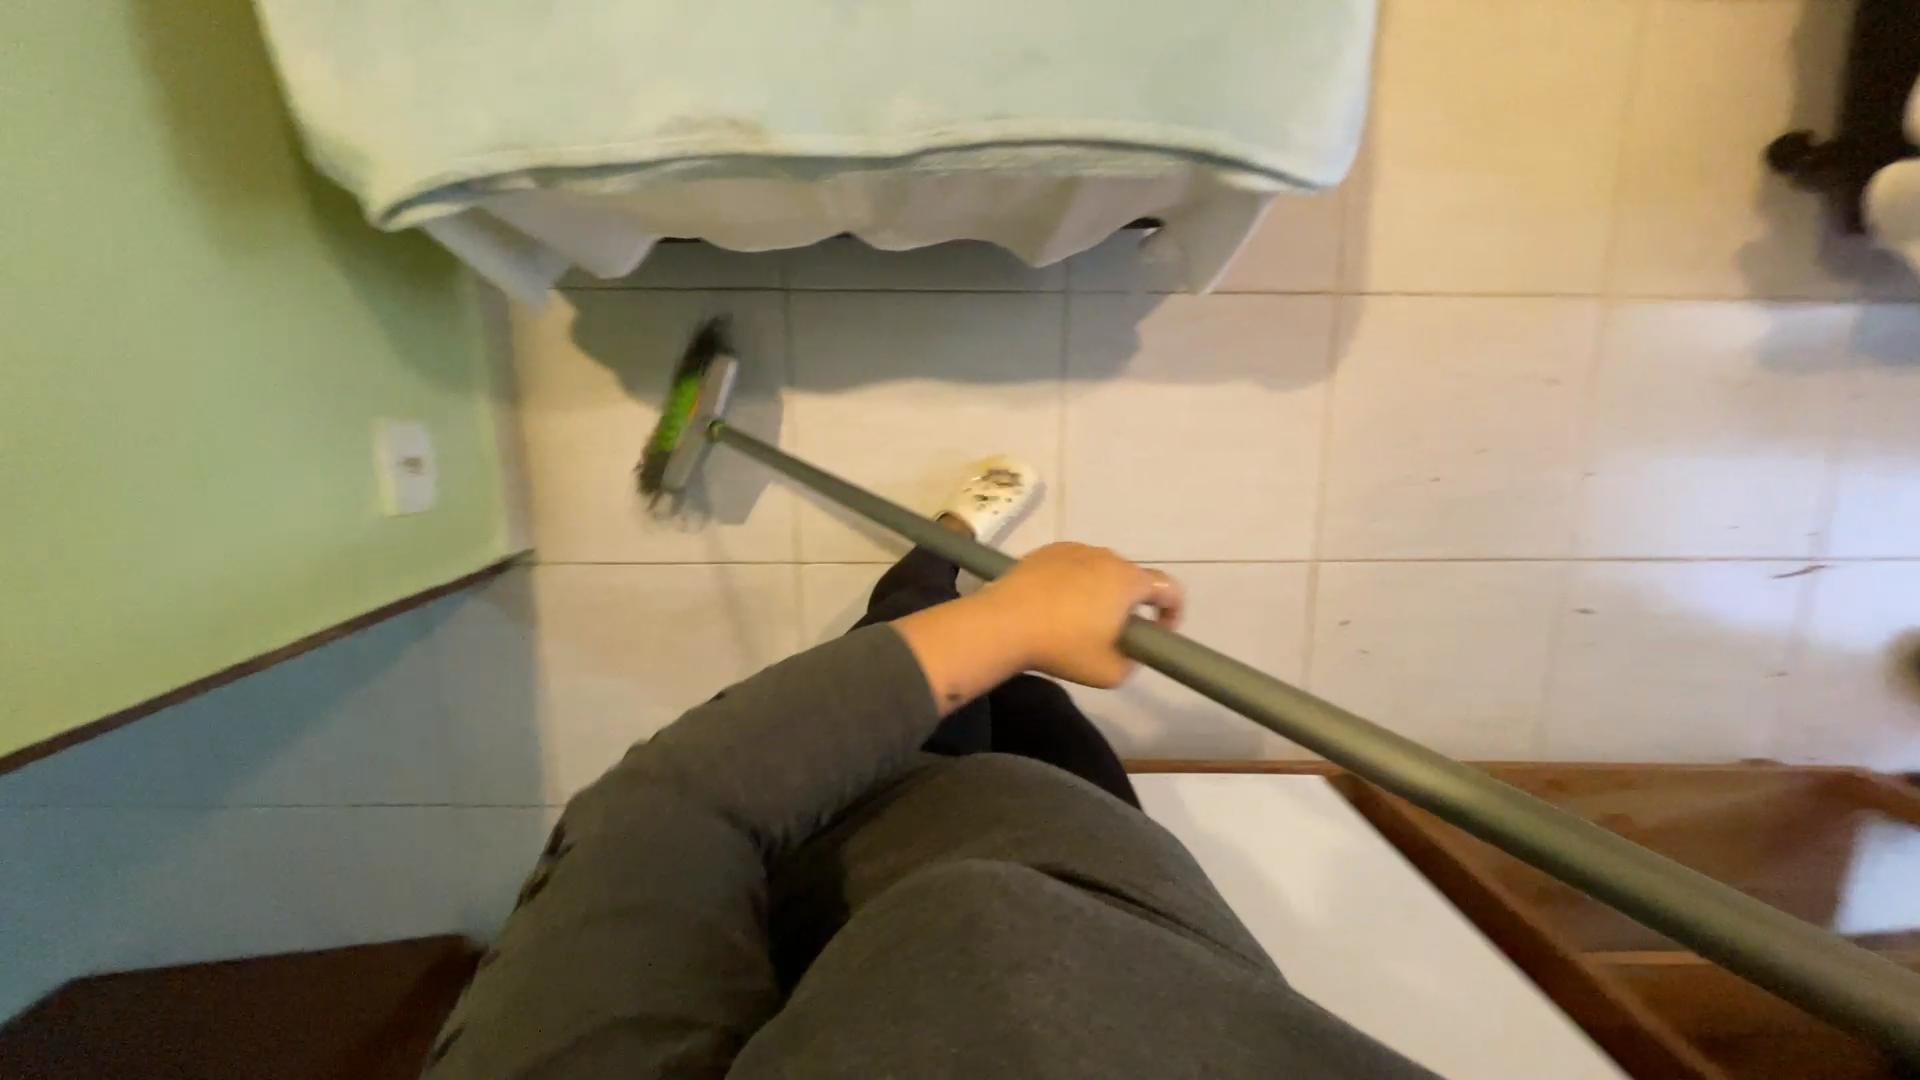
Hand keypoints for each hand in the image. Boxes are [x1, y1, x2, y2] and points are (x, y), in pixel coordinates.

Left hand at [978, 542, 1183, 687]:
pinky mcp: (1046, 551)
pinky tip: (1055, 604)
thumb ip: (1132, 662)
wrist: (1003, 623)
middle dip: (1131, 603)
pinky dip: (1073, 581)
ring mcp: (1074, 549)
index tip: (1158, 632)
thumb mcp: (1110, 673)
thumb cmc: (1062, 646)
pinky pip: (1073, 565)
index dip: (1172, 612)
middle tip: (1114, 631)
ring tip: (1079, 619)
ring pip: (1101, 569)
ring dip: (1101, 591)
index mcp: (1128, 581)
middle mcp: (1106, 556)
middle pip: (1132, 577)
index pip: (1169, 588)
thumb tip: (1129, 652)